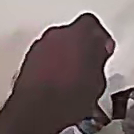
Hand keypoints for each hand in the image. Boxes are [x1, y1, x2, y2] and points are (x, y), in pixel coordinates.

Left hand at [7, 13, 113, 133]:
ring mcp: (40, 47)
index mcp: (79, 33)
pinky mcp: (28, 60)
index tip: (104, 49)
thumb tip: (98, 57)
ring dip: (66, 56)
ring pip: (58, 45)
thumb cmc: (67, 95)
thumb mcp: (98, 81)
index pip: (92, 24)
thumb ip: (99, 61)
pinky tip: (60, 84)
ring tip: (75, 79)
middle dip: (82, 46)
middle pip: (74, 33)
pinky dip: (53, 66)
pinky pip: (46, 58)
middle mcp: (57, 35)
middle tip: (91, 64)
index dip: (100, 37)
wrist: (37, 110)